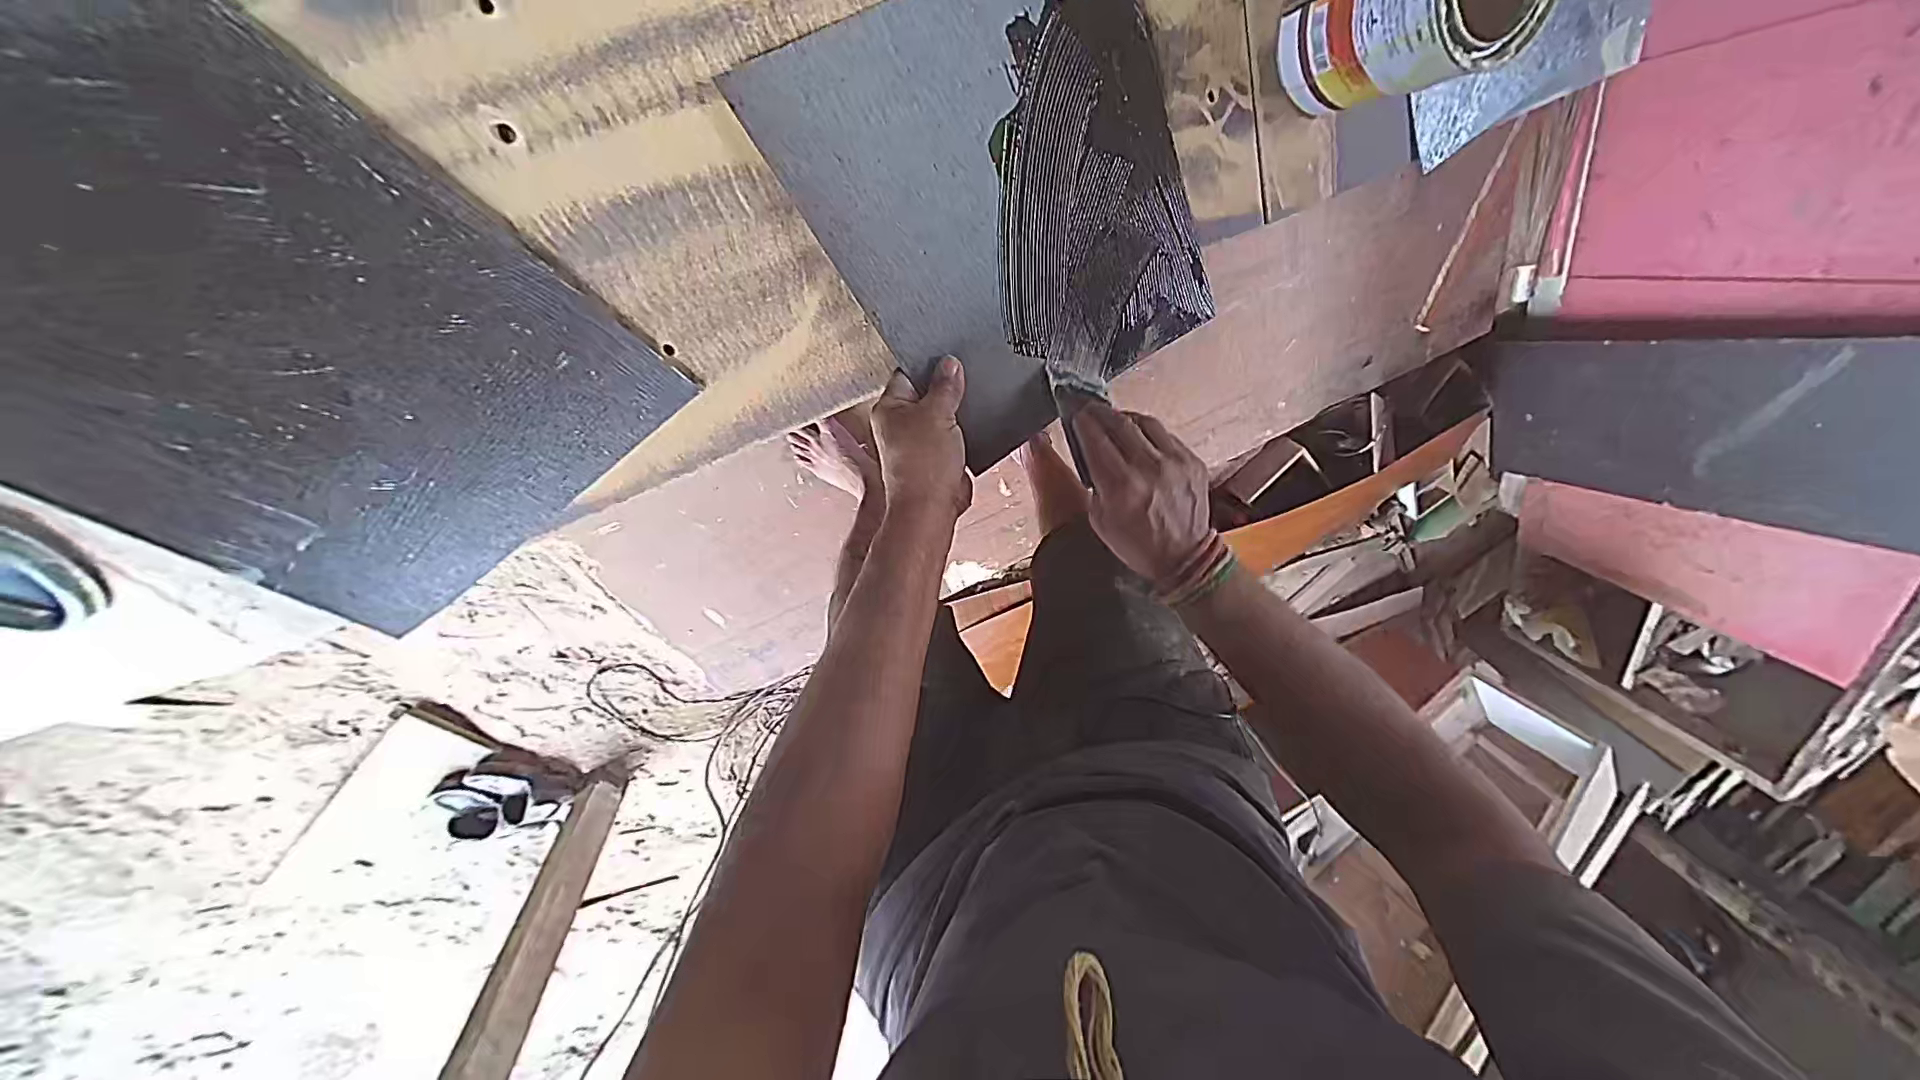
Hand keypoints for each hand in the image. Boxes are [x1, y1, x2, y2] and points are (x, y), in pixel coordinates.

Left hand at [871, 356, 970, 519]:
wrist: (932, 507)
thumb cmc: (923, 466)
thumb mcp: (937, 413)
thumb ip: (945, 385)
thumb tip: (949, 364)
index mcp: (890, 407)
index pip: (908, 373)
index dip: (929, 364)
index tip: (950, 358)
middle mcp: (900, 424)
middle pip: (926, 394)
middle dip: (947, 388)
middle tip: (965, 380)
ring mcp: (919, 441)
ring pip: (941, 415)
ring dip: (957, 411)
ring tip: (972, 403)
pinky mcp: (936, 456)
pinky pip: (952, 435)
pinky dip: (963, 430)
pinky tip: (975, 424)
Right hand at [1072, 403, 1213, 586]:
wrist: (1184, 558)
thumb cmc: (1139, 544)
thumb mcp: (1099, 518)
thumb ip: (1093, 481)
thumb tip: (1090, 450)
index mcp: (1121, 486)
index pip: (1096, 438)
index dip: (1082, 421)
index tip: (1075, 413)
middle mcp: (1149, 469)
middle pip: (1119, 423)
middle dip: (1100, 413)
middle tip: (1089, 409)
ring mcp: (1175, 463)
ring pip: (1144, 422)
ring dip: (1124, 417)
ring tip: (1113, 419)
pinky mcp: (1192, 462)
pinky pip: (1165, 435)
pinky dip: (1147, 432)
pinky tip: (1138, 437)